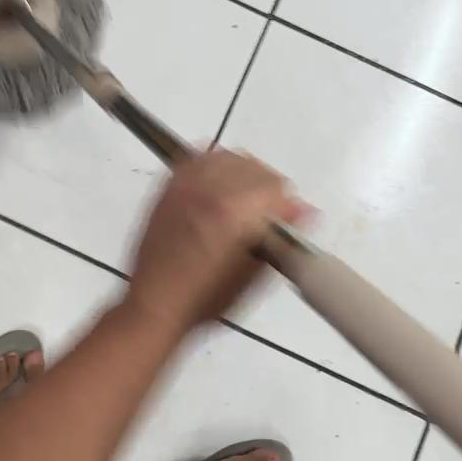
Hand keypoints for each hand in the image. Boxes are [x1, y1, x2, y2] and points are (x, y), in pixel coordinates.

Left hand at [125, 150, 307, 335]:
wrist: (154, 303)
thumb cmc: (208, 299)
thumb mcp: (253, 274)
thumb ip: (282, 238)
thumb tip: (307, 212)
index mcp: (233, 211)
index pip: (276, 187)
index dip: (289, 206)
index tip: (289, 223)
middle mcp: (209, 189)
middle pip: (254, 167)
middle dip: (269, 189)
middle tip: (269, 214)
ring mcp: (186, 184)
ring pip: (228, 157)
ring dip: (244, 174)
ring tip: (245, 199)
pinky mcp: (169, 185)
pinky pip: (199, 158)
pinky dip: (215, 165)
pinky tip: (219, 186)